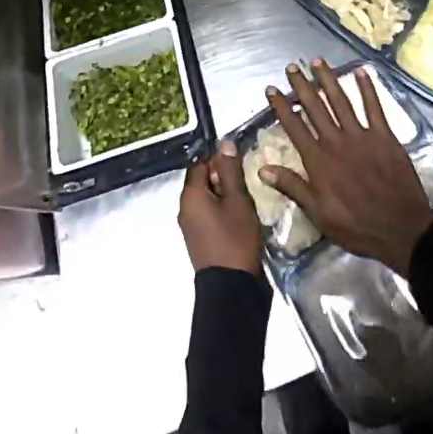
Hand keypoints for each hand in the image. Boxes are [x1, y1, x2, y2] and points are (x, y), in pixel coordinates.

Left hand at [178, 141, 264, 274]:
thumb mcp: (237, 201)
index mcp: (190, 195)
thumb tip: (224, 143)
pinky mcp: (200, 241)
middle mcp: (185, 208)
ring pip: (207, 200)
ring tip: (247, 199)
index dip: (219, 159)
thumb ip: (230, 171)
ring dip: (225, 196)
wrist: (232, 290)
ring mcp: (191, 227)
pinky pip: (209, 216)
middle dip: (223, 178)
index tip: (240, 163)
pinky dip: (223, 212)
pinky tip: (241, 218)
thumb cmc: (235, 240)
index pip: (200, 164)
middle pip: (202, 182)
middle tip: (247, 182)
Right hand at [257, 59, 432, 274]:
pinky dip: (368, 89)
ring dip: (328, 80)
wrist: (402, 230)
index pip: (294, 126)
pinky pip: (374, 108)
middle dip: (302, 86)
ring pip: (340, 101)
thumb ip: (291, 187)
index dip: (281, 106)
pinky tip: (362, 72)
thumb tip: (262, 169)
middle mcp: (336, 141)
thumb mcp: (318, 213)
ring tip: (317, 62)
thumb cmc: (356, 225)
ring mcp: (361, 136)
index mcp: (318, 160)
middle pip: (315, 107)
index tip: (271, 89)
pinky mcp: (384, 137)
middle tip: (292, 67)